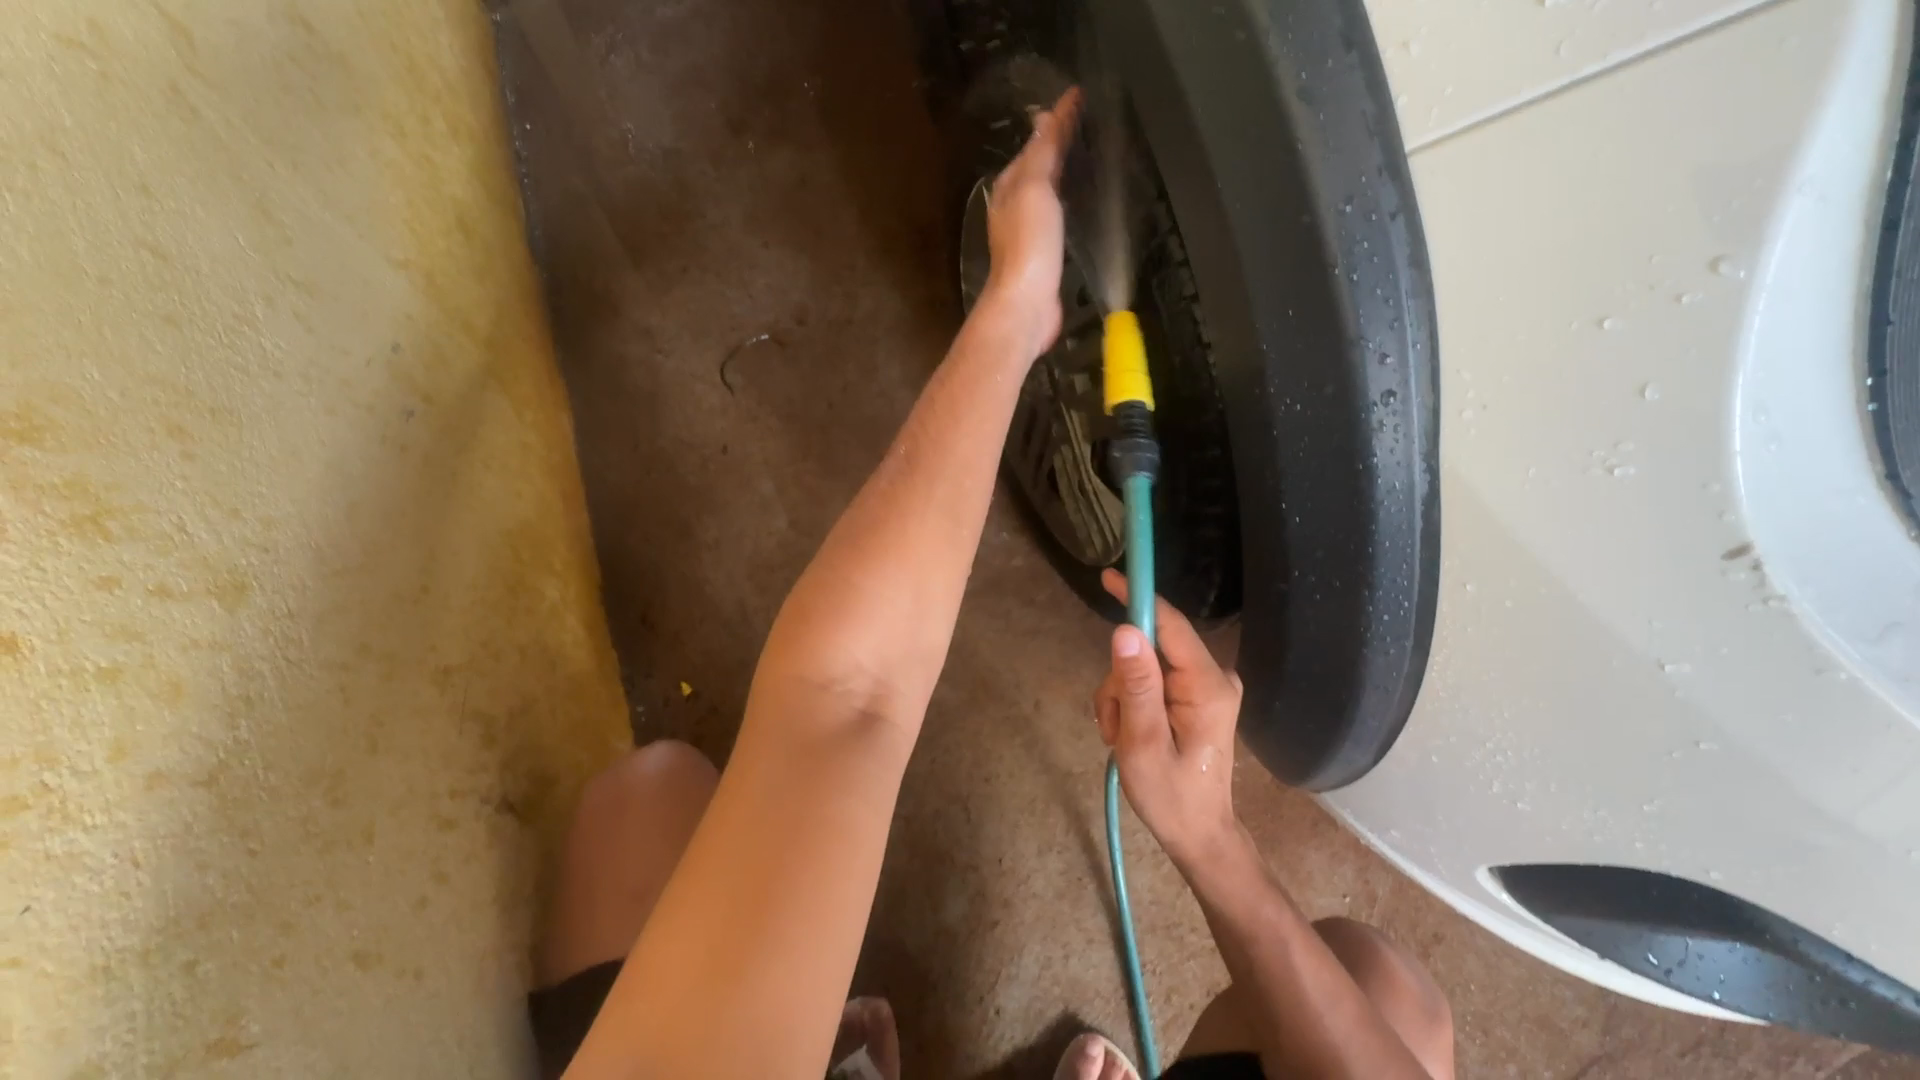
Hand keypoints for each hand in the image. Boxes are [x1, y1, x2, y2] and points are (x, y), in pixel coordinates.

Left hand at [982, 88, 1081, 354]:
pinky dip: (1070, 201)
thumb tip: (1044, 118)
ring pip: (1048, 191)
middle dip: (1059, 142)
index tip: (1079, 94)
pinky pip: (1059, 217)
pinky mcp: (1044, 256)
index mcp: (1011, 186)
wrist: (1026, 305)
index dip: (1058, 118)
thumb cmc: (1029, 245)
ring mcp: (1028, 233)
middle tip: (1086, 120)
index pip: (1037, 142)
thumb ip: (1041, 154)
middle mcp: (1015, 206)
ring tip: (1087, 155)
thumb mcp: (1034, 189)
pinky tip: (1082, 204)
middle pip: (1039, 165)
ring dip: (1064, 172)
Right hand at [1093, 568, 1245, 868]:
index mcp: (1207, 685)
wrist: (1197, 834)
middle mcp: (1212, 676)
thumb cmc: (1171, 797)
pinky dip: (1130, 703)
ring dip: (1121, 697)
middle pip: (1149, 647)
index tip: (1107, 577)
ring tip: (1121, 738)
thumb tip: (1124, 630)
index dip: (1138, 598)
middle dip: (1120, 681)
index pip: (1169, 624)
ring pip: (1142, 666)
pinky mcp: (1195, 695)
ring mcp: (1205, 686)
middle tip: (1112, 725)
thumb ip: (1135, 685)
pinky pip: (1150, 680)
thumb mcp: (1142, 743)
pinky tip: (1129, 734)